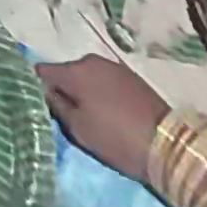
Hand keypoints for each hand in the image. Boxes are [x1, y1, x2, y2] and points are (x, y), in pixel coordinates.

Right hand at [36, 56, 169, 181]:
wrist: (171, 145)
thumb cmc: (117, 139)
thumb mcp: (78, 129)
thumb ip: (55, 105)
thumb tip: (43, 90)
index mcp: (74, 71)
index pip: (41, 71)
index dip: (35, 85)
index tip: (38, 103)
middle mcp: (91, 61)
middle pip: (64, 71)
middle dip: (61, 88)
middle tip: (64, 113)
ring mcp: (113, 66)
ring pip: (84, 75)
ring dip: (81, 89)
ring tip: (87, 113)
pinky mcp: (130, 76)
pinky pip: (103, 79)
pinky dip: (98, 90)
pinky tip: (106, 109)